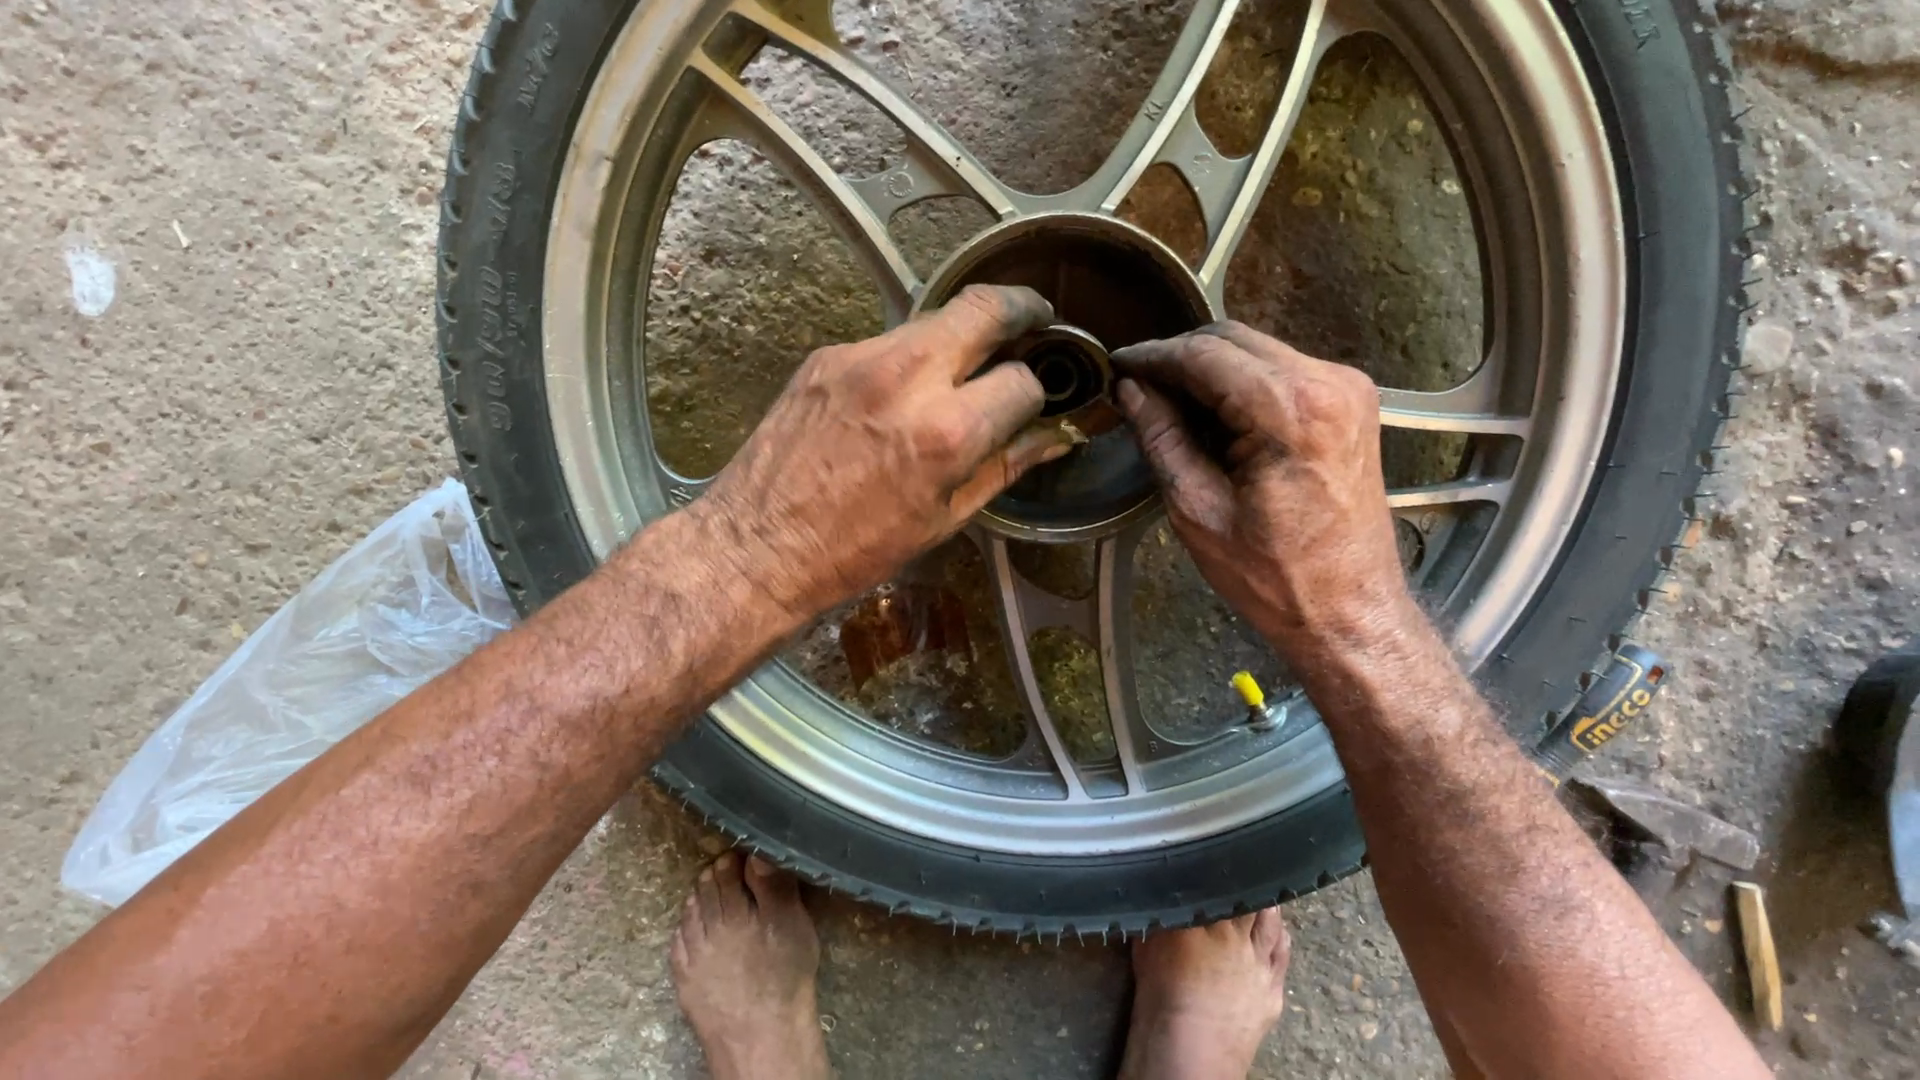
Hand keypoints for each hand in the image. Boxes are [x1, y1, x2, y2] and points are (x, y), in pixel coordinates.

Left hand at [694, 285, 1075, 620]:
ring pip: (935, 319)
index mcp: (946, 431)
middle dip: (1021, 308)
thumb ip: (1004, 466)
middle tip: (1034, 319)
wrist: (759, 544)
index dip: (1034, 396)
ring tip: (963, 366)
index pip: (1021, 381)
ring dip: (960, 335)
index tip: (1028, 407)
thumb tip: (1053, 437)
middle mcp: (908, 377)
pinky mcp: (826, 356)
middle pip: (985, 307)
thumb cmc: (858, 550)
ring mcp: (861, 358)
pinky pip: (887, 343)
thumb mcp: (945, 518)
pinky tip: (898, 395)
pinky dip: (908, 360)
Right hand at [1111, 322, 1412, 659]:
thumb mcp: (1198, 509)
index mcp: (1291, 411)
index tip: (1117, 364)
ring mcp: (1348, 389)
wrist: (1351, 610)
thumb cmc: (1274, 577)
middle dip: (1178, 357)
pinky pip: (1281, 370)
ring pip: (1257, 350)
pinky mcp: (1351, 403)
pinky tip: (1210, 411)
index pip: (1205, 354)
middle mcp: (1329, 383)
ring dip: (1208, 368)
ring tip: (1166, 401)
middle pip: (1233, 339)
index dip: (1153, 356)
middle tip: (1135, 384)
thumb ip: (1163, 438)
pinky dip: (1239, 381)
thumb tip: (1131, 391)